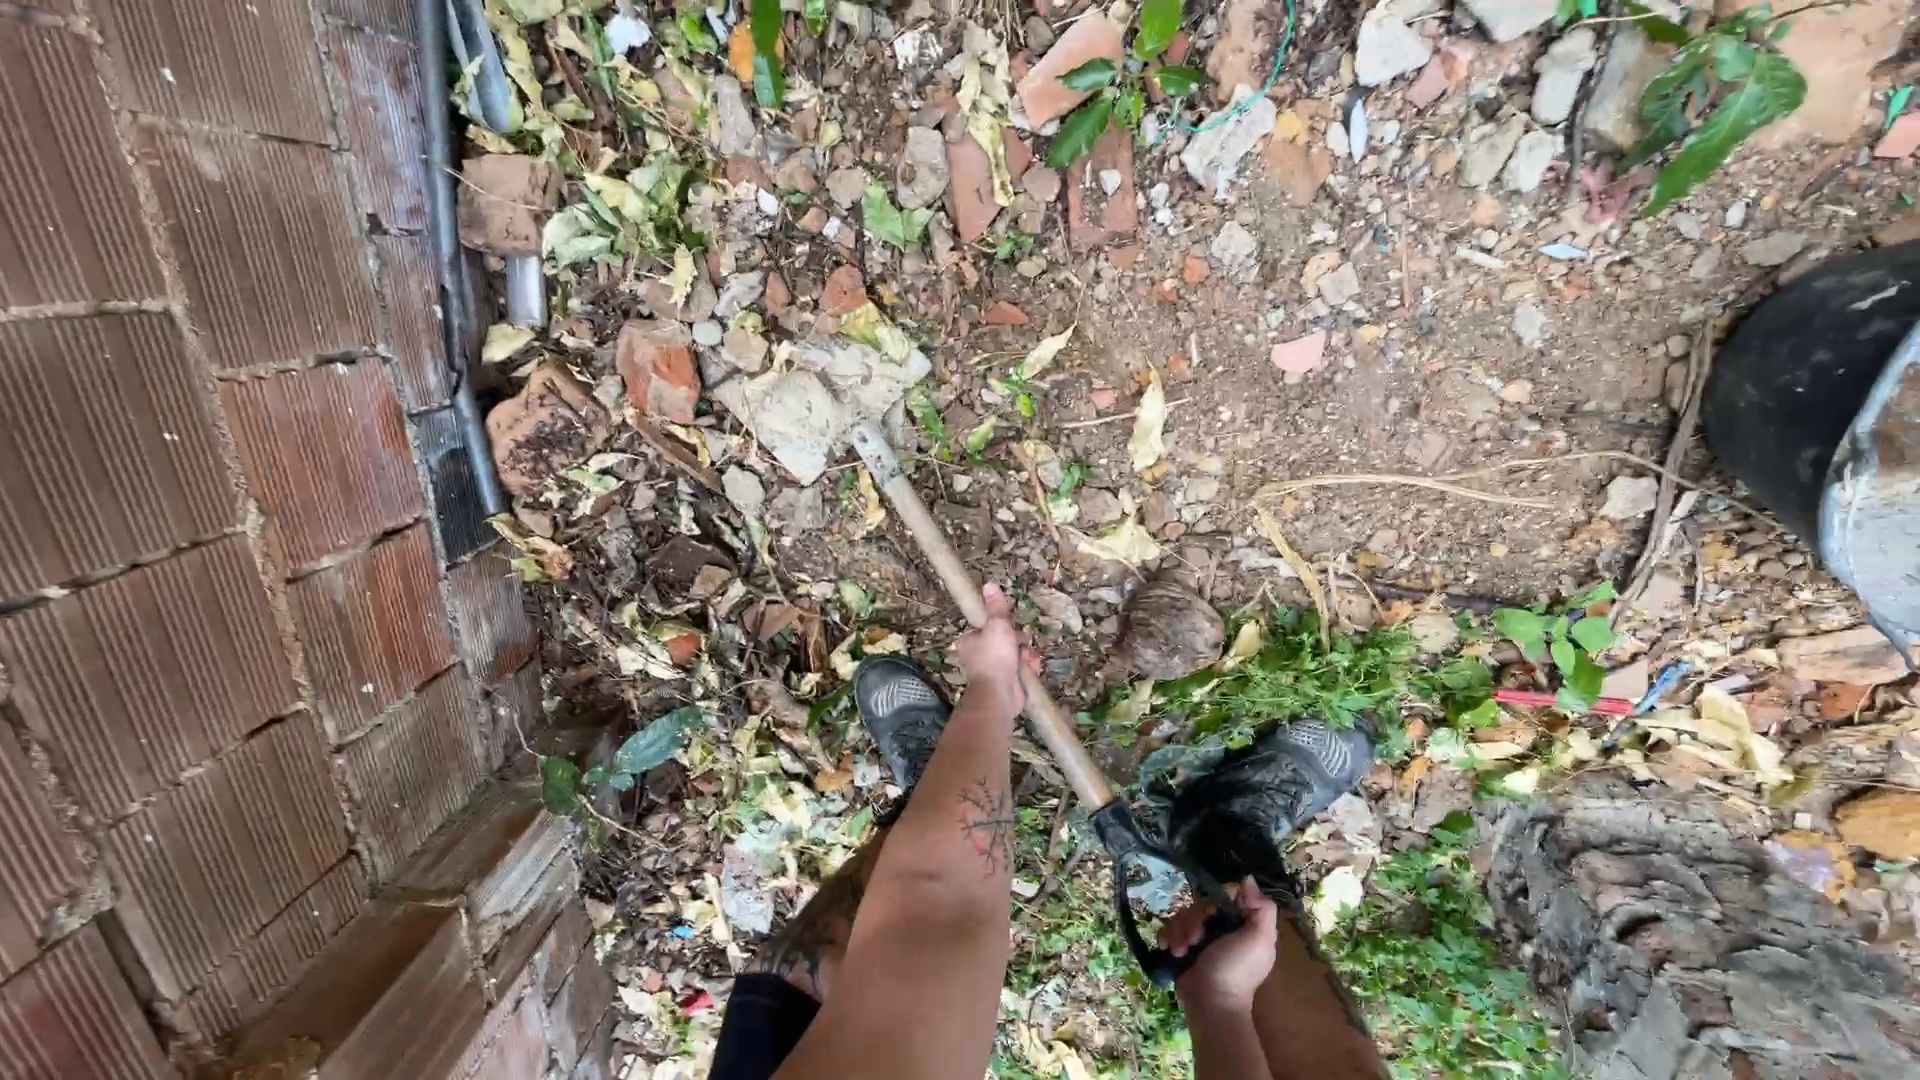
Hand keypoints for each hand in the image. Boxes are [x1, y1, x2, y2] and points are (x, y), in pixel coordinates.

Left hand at [953, 584, 1038, 719]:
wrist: (1000, 695)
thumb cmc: (994, 657)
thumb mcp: (997, 625)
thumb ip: (996, 607)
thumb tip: (989, 585)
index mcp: (970, 640)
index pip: (988, 625)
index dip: (1002, 624)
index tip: (1010, 624)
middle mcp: (980, 654)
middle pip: (1005, 638)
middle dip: (1018, 640)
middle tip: (1020, 644)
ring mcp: (994, 669)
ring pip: (1016, 652)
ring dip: (1026, 653)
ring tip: (1027, 659)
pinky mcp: (1008, 681)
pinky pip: (1022, 667)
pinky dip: (1029, 667)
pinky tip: (1032, 668)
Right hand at [1161, 876, 1277, 1013]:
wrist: (1211, 1003)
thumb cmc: (1237, 970)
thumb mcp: (1259, 940)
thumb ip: (1262, 909)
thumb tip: (1247, 879)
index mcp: (1240, 923)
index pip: (1222, 896)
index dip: (1213, 902)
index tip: (1211, 915)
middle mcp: (1221, 928)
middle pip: (1199, 906)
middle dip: (1192, 921)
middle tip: (1193, 940)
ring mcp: (1199, 938)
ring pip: (1182, 916)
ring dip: (1179, 932)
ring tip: (1180, 951)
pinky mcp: (1182, 947)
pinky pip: (1169, 929)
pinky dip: (1167, 937)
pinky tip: (1169, 950)